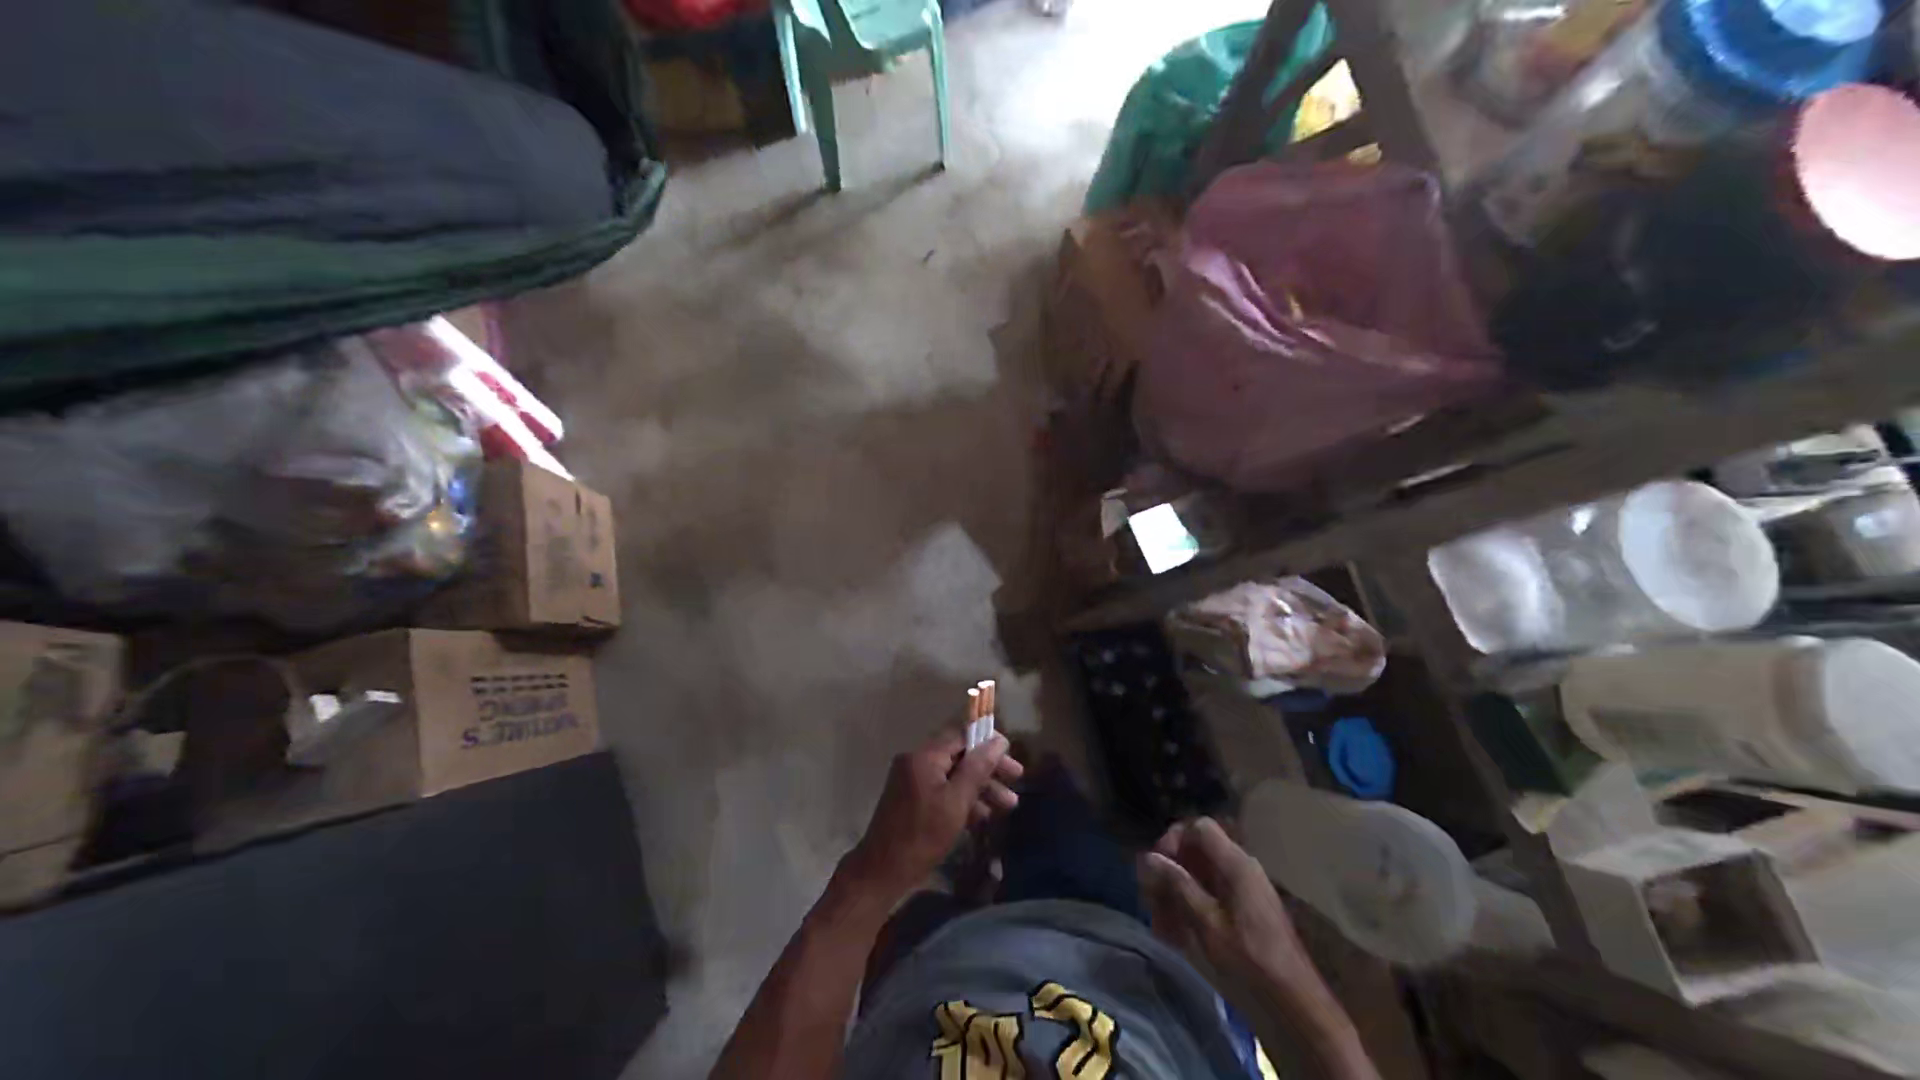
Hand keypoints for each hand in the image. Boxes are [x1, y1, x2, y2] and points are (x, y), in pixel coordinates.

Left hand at [840, 729, 1023, 903]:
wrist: (882, 871)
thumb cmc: (923, 835)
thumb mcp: (956, 801)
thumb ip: (978, 768)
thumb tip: (998, 740)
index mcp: (924, 756)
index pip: (961, 736)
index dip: (988, 744)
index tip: (1011, 757)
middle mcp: (916, 761)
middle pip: (959, 756)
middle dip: (988, 769)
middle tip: (1017, 779)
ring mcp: (912, 780)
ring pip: (953, 776)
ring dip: (980, 787)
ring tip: (1009, 805)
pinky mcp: (912, 799)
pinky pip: (942, 790)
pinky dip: (962, 799)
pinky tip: (984, 816)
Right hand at [1140, 817, 1317, 993]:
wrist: (1294, 1005)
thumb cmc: (1249, 960)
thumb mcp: (1206, 922)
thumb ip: (1177, 885)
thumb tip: (1147, 856)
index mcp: (1235, 864)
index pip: (1198, 828)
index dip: (1173, 841)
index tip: (1156, 868)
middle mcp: (1241, 869)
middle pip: (1195, 853)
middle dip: (1169, 875)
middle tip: (1152, 904)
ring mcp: (1244, 891)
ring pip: (1199, 878)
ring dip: (1176, 897)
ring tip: (1162, 929)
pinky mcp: (1245, 912)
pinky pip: (1210, 897)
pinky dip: (1190, 910)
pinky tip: (1178, 937)